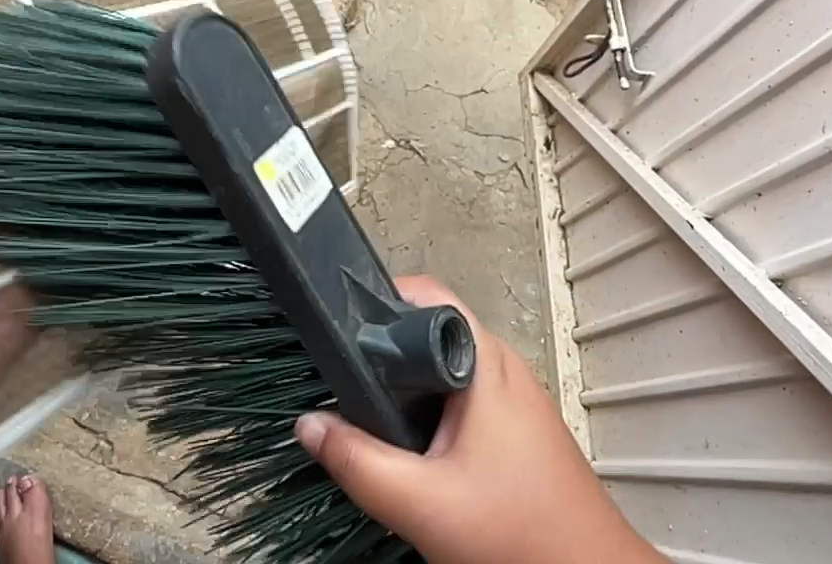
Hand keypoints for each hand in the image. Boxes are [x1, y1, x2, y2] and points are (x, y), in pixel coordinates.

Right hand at [294, 277, 660, 563]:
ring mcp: (513, 392)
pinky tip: (415, 444)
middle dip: (387, 348)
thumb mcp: (422, 503)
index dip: (380, 301)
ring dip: (409, 381)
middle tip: (348, 379)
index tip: (340, 325)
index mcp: (485, 361)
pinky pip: (463, 390)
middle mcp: (502, 364)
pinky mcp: (516, 420)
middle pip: (431, 328)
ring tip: (374, 414)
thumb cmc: (521, 535)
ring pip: (446, 363)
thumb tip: (310, 425)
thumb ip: (358, 461)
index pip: (426, 296)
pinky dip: (432, 404)